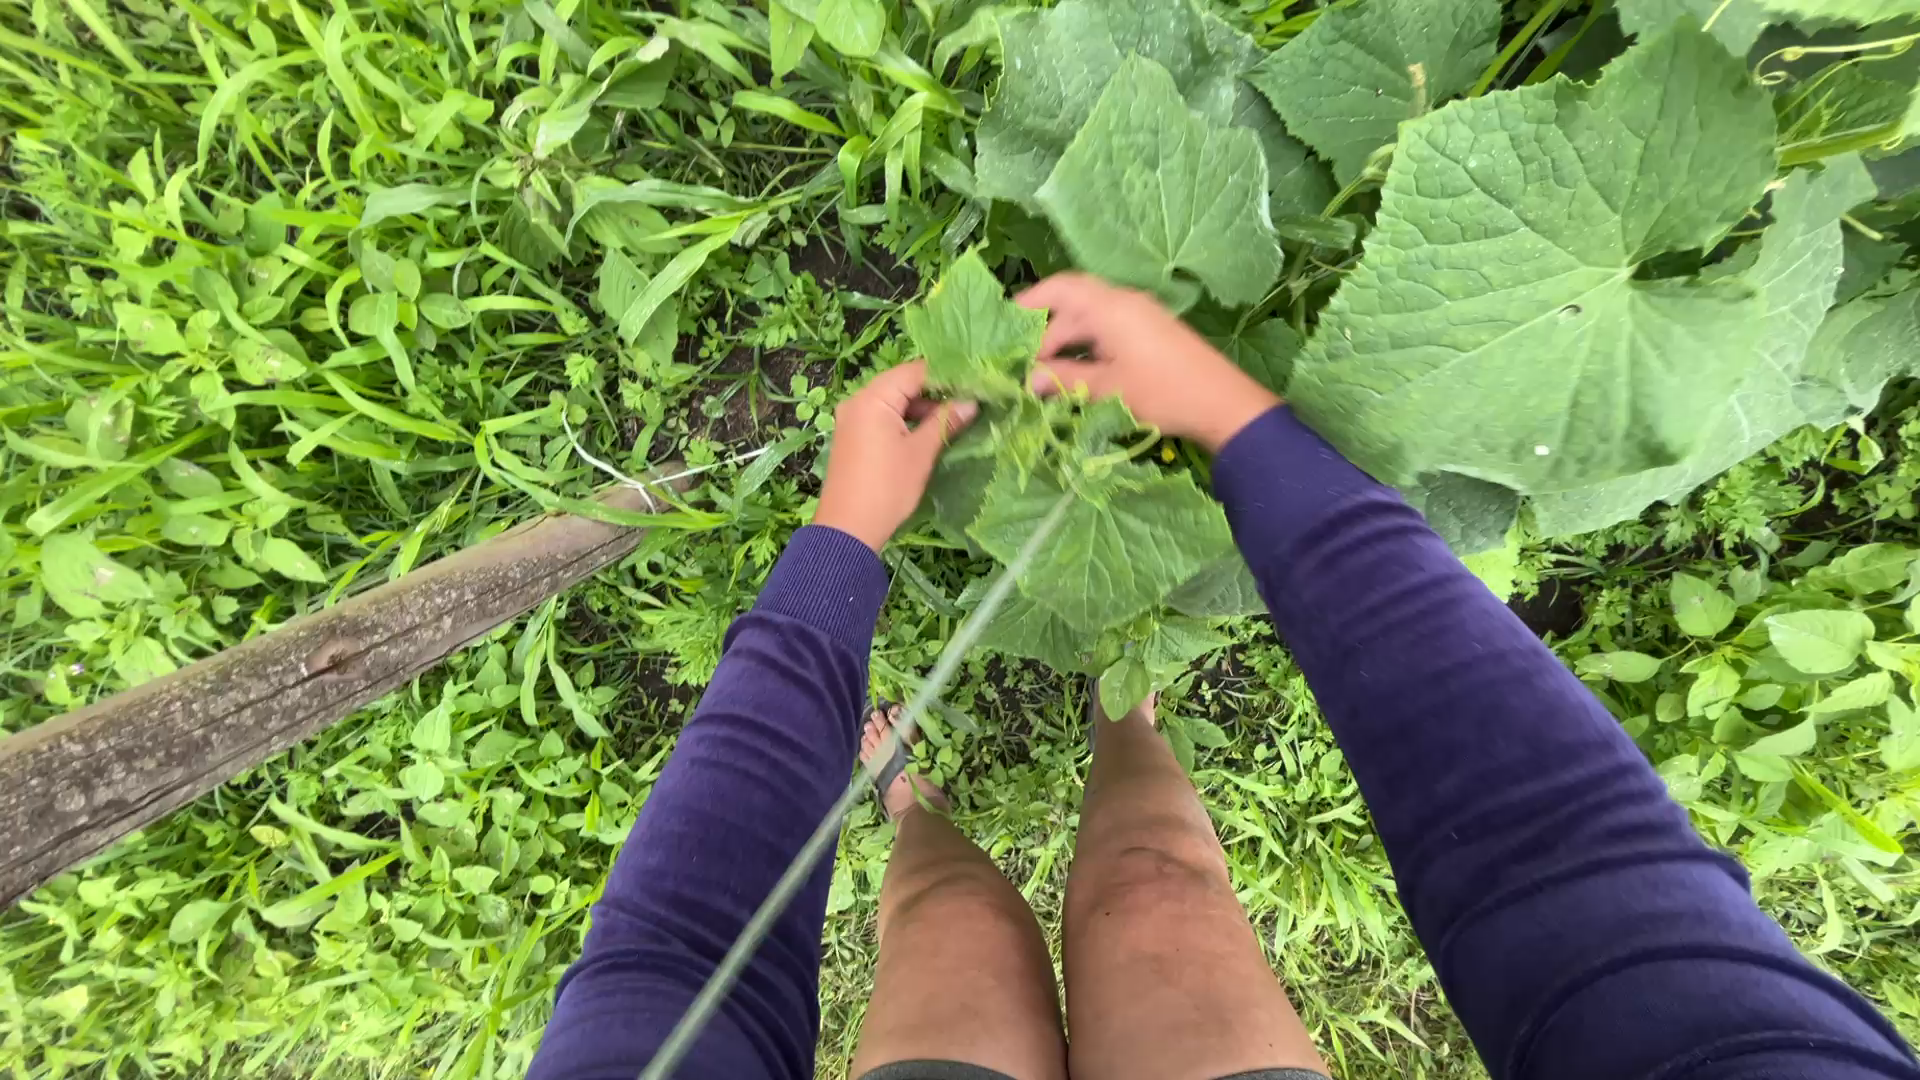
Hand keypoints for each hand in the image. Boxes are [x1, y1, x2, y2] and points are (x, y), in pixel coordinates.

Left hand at [813, 360, 977, 551]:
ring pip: (893, 402)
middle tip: (967, 404)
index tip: (974, 386)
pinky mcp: (852, 437)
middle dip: (935, 393)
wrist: (848, 529)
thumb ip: (945, 422)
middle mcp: (858, 401)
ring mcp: (852, 420)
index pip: (915, 372)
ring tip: (952, 421)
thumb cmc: (887, 487)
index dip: (947, 376)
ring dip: (921, 409)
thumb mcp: (921, 453)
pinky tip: (927, 434)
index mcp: (873, 398)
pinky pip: (882, 418)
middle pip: (902, 384)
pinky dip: (904, 422)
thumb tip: (971, 402)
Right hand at [1017, 273, 1281, 451]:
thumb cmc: (1162, 393)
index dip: (1029, 303)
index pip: (1060, 288)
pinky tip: (1075, 377)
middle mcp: (1124, 303)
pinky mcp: (1149, 336)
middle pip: (1072, 308)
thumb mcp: (1107, 389)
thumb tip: (1030, 380)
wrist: (1222, 404)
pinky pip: (1106, 333)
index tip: (1004, 327)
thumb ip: (1066, 380)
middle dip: (1044, 337)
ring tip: (1045, 378)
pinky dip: (1086, 350)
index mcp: (1111, 307)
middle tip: (1023, 369)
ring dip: (1065, 346)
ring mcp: (1139, 318)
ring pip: (1089, 323)